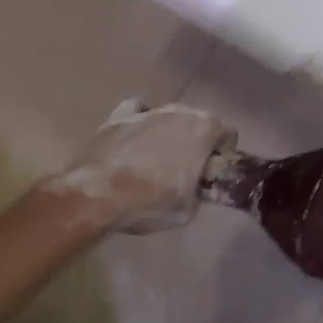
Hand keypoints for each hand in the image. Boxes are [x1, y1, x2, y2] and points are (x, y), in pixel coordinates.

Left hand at [39, 100, 234, 233]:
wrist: (95, 198)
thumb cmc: (149, 202)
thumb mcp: (185, 211)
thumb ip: (196, 195)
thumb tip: (191, 193)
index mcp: (205, 129)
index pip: (228, 132)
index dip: (223, 152)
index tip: (212, 170)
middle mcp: (182, 112)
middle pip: (197, 122)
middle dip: (194, 141)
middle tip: (183, 167)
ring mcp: (149, 112)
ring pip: (167, 117)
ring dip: (166, 133)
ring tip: (153, 158)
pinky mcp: (118, 118)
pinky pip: (135, 111)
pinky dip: (137, 121)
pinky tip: (132, 137)